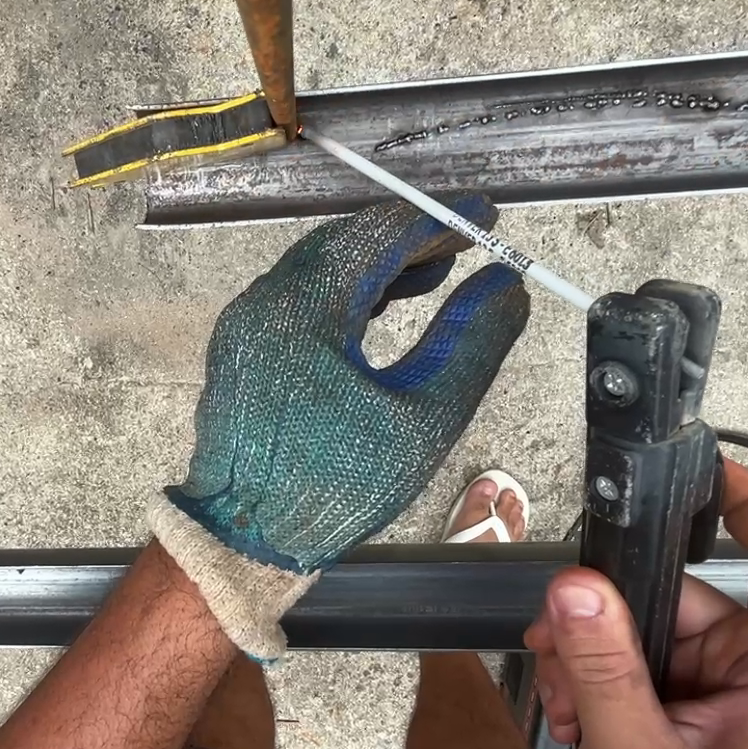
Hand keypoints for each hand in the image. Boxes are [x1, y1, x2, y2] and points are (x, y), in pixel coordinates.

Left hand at [168, 195, 529, 571]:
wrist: (247, 534)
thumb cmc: (336, 484)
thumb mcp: (422, 417)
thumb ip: (471, 343)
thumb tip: (505, 285)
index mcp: (301, 309)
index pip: (378, 235)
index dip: (437, 220)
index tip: (486, 214)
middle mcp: (264, 303)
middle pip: (344, 245)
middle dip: (407, 239)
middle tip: (463, 242)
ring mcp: (246, 326)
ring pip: (318, 272)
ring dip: (376, 267)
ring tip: (434, 273)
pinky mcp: (242, 349)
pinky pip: (298, 302)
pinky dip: (344, 295)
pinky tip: (381, 306)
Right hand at [523, 460, 747, 748]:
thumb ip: (603, 666)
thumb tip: (573, 583)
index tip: (701, 469)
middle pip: (682, 594)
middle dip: (606, 619)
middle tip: (554, 654)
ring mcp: (727, 684)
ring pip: (645, 626)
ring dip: (592, 657)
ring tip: (568, 708)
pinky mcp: (696, 698)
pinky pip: (638, 657)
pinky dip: (598, 677)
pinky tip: (577, 716)